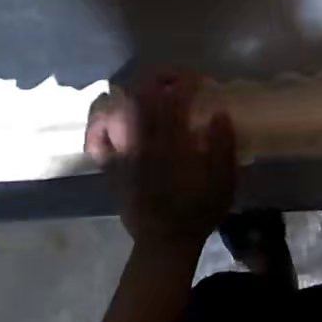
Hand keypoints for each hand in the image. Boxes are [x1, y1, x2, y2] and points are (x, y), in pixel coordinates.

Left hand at [86, 73, 235, 252]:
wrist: (164, 243)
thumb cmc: (199, 212)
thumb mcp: (224, 184)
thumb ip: (223, 148)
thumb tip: (219, 114)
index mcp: (173, 146)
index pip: (173, 100)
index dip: (185, 82)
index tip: (200, 82)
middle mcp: (143, 145)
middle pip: (140, 97)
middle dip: (157, 78)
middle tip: (176, 79)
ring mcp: (122, 155)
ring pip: (117, 111)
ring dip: (133, 94)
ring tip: (150, 93)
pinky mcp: (110, 167)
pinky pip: (96, 138)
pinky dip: (102, 122)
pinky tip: (115, 115)